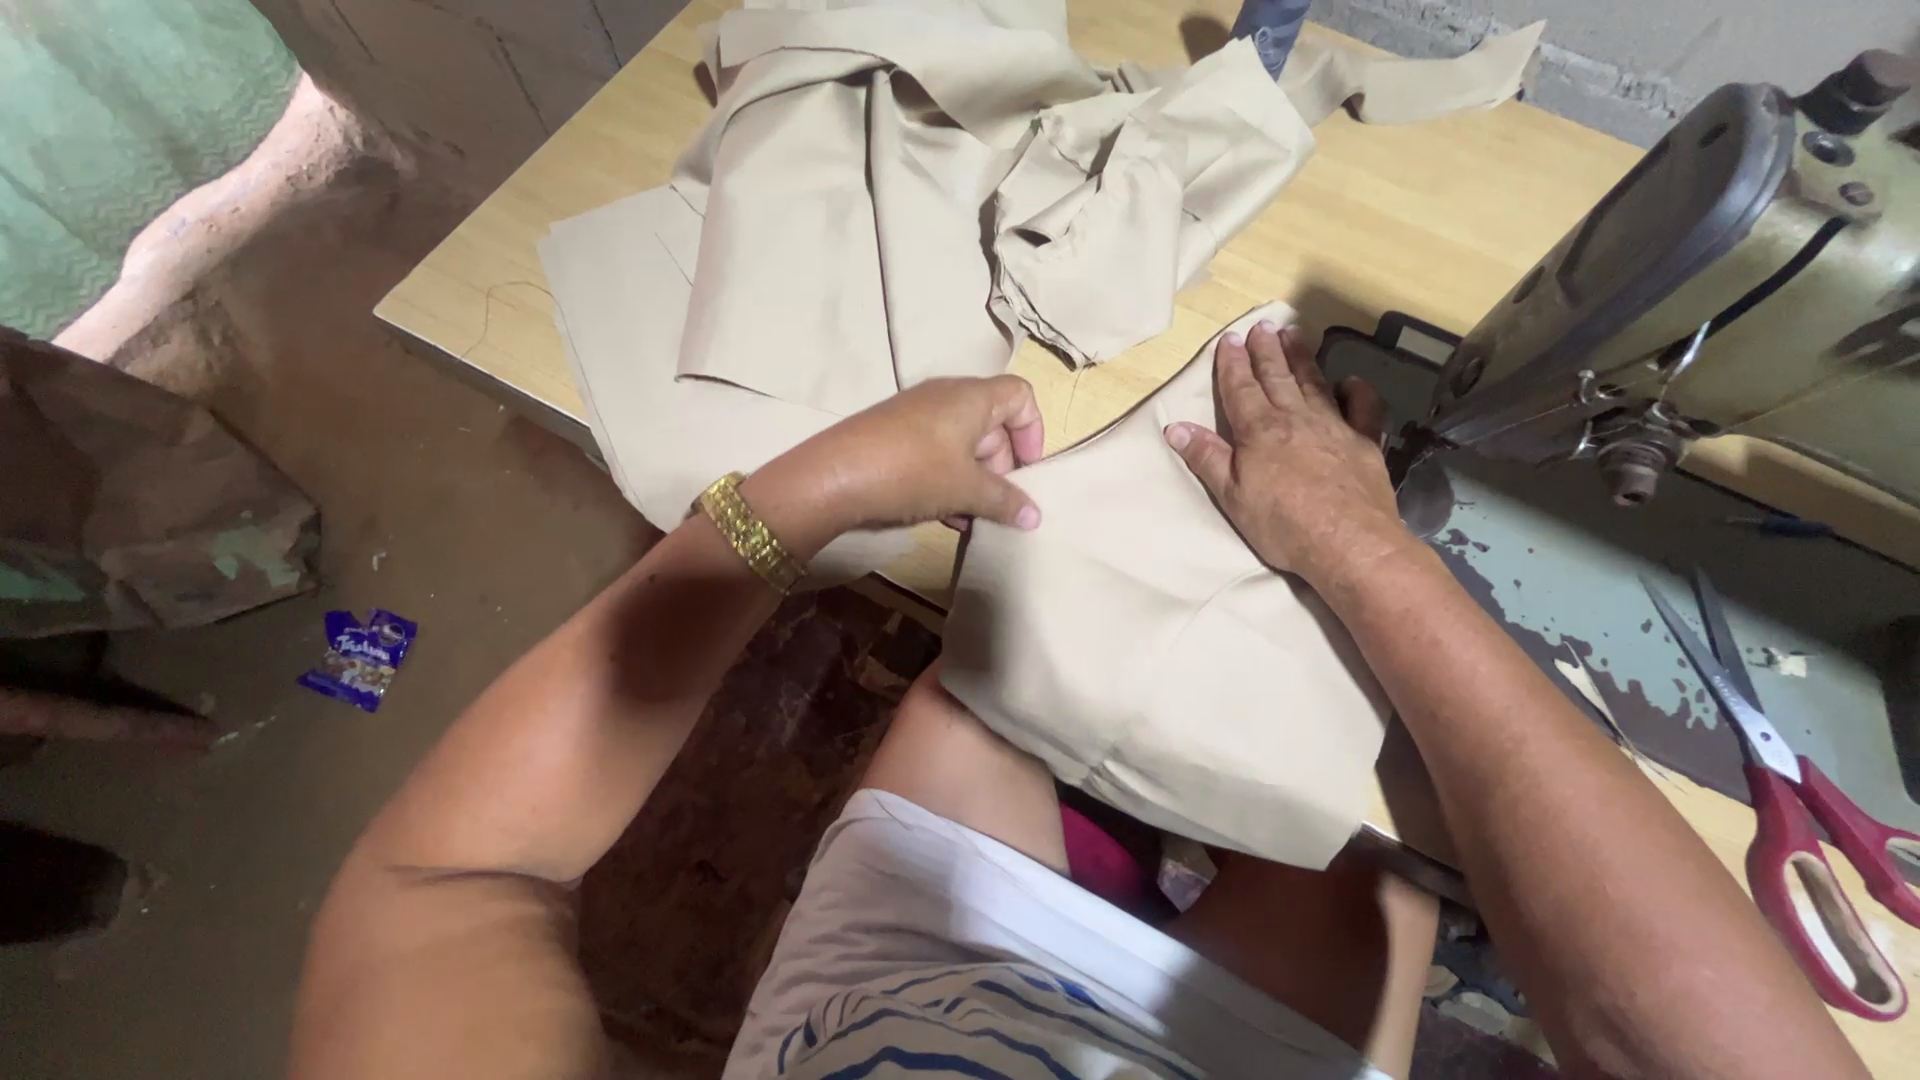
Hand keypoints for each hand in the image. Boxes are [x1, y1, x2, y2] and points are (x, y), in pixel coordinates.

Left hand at [744, 376, 1044, 553]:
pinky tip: (944, 517)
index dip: (1033, 431)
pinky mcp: (894, 437)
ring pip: (962, 446)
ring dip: (973, 482)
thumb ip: (1005, 501)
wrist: (834, 477)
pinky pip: (935, 454)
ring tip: (971, 518)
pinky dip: (947, 481)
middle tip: (997, 504)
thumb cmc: (914, 472)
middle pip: (992, 425)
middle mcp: (946, 397)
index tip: (1028, 471)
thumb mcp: (966, 489)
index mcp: (972, 397)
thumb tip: (1035, 516)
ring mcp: (917, 416)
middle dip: (1001, 467)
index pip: (1020, 396)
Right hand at [1163, 320, 1416, 589]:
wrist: (1349, 542)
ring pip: (1314, 383)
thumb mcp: (1231, 496)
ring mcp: (1334, 428)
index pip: (1240, 390)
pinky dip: (1357, 391)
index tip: (1229, 340)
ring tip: (1294, 334)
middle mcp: (1295, 420)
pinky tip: (1351, 380)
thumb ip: (1207, 458)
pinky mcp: (1364, 443)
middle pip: (1276, 378)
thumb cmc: (1282, 524)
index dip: (1232, 364)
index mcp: (1259, 432)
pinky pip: (1362, 408)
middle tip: (1261, 326)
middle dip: (1266, 351)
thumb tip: (1175, 427)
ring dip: (1302, 358)